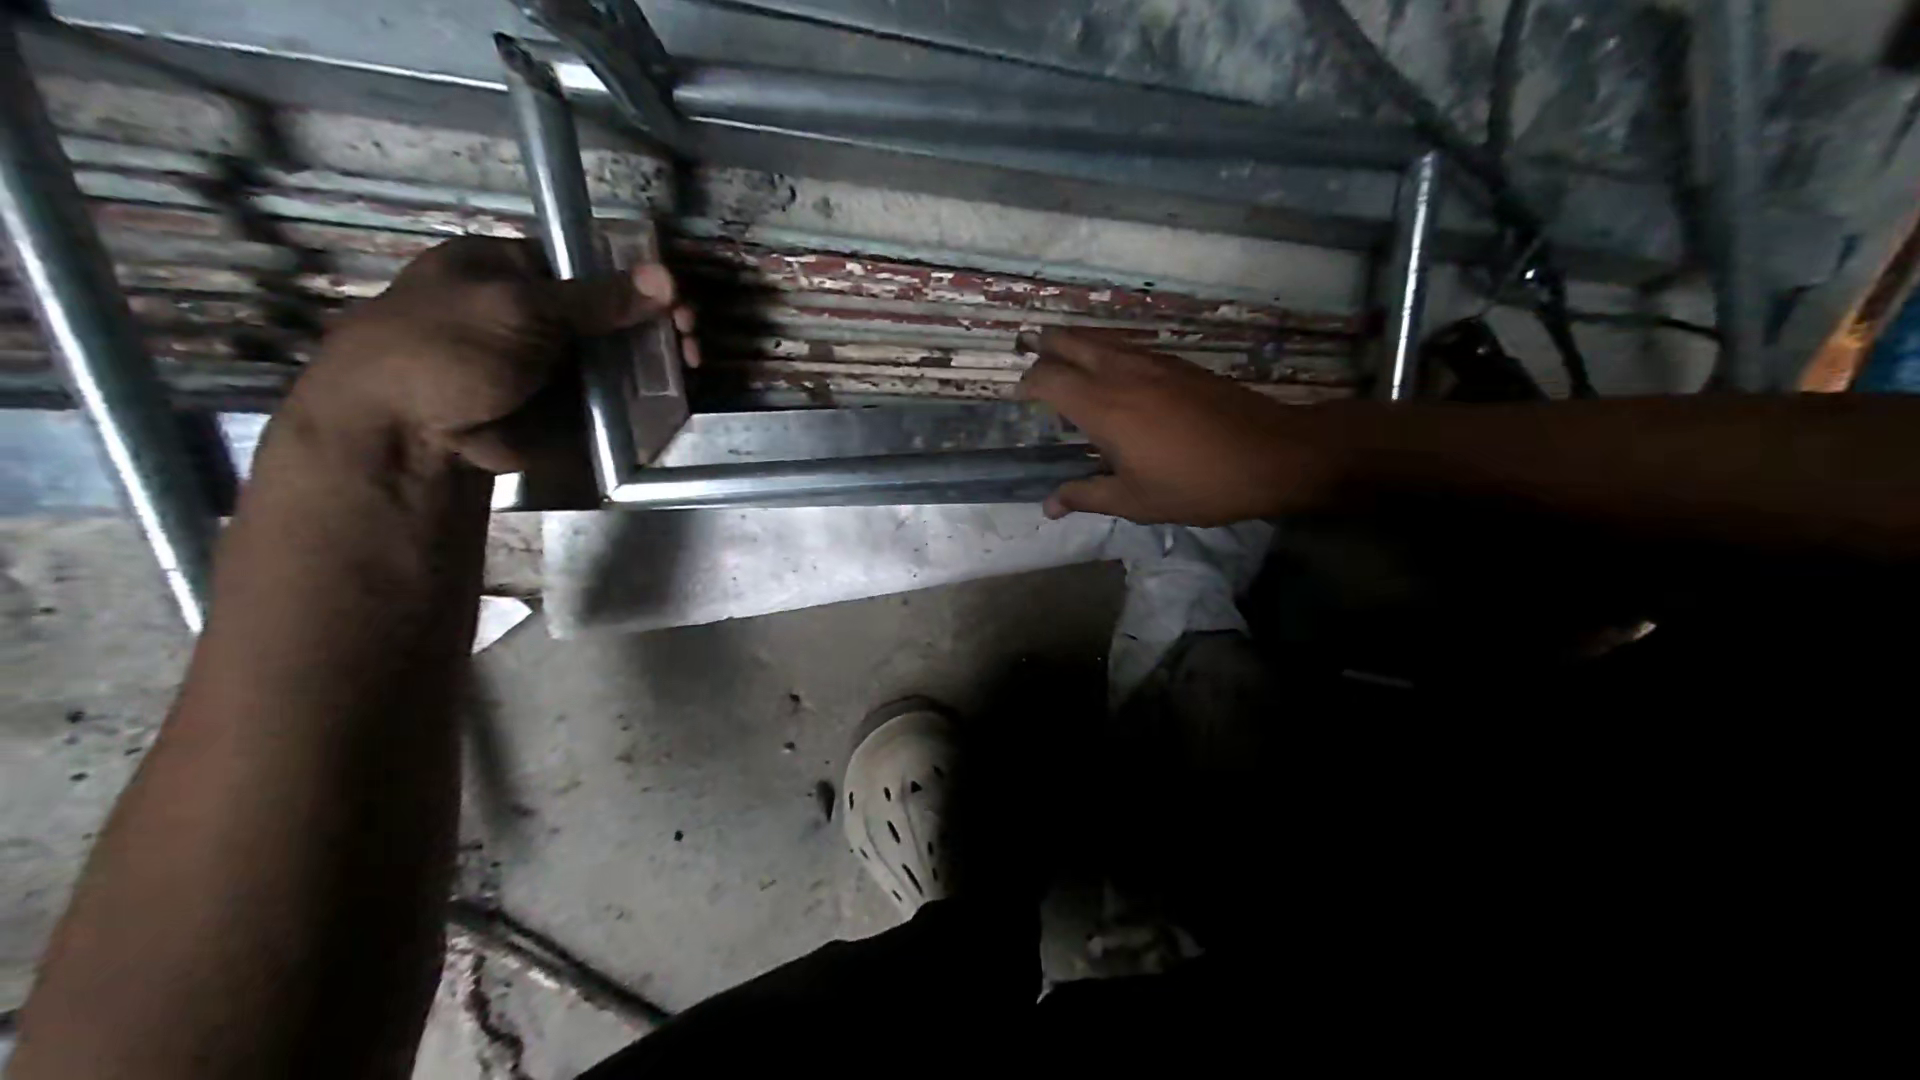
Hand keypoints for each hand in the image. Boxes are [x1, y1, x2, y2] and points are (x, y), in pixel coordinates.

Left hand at [292, 236, 698, 472]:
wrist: (408, 434)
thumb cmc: (446, 350)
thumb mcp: (521, 309)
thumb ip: (597, 297)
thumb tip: (666, 278)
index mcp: (512, 268)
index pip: (590, 261)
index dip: (638, 277)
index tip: (675, 297)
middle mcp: (539, 311)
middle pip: (615, 309)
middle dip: (658, 320)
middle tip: (689, 338)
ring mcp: (555, 360)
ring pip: (620, 351)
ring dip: (659, 356)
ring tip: (690, 366)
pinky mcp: (568, 402)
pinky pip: (616, 390)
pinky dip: (647, 391)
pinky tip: (676, 391)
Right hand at [1016, 329, 1331, 524]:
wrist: (1272, 455)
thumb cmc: (1196, 484)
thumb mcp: (1135, 501)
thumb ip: (1086, 496)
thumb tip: (1048, 506)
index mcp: (1103, 406)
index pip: (1048, 378)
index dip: (1027, 383)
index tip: (1018, 395)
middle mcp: (1122, 372)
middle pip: (1070, 341)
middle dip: (1044, 345)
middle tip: (1028, 351)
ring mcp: (1153, 361)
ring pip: (1100, 338)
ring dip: (1074, 342)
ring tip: (1061, 354)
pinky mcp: (1178, 363)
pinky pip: (1127, 345)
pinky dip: (1105, 350)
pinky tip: (1111, 370)